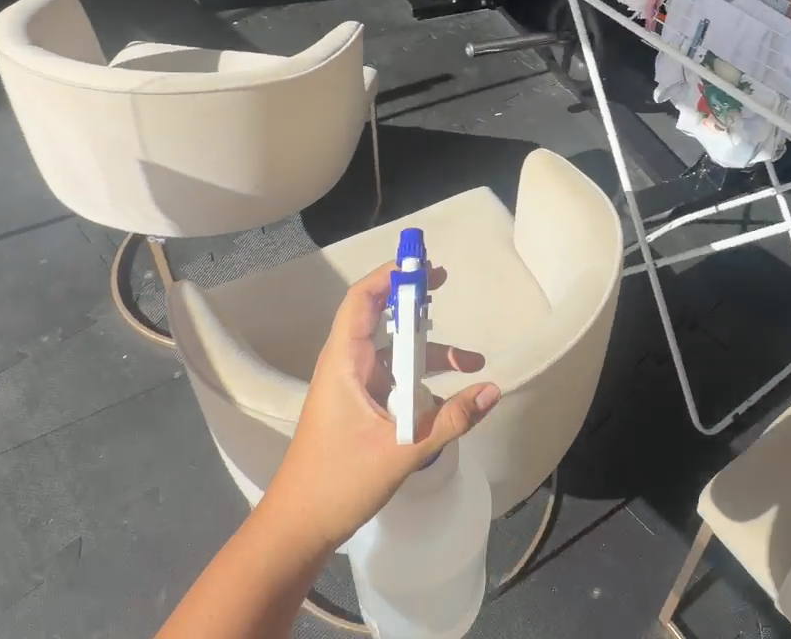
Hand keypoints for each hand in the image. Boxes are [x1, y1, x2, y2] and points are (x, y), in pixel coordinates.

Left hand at [261, 263, 499, 553]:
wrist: (298, 528)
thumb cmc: (338, 481)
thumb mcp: (402, 450)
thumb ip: (450, 419)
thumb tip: (493, 390)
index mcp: (344, 363)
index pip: (362, 300)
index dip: (391, 275)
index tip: (423, 262)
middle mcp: (347, 367)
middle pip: (381, 318)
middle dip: (414, 300)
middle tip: (444, 281)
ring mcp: (353, 389)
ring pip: (395, 354)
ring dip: (430, 352)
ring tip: (472, 364)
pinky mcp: (360, 410)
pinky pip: (395, 381)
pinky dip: (422, 379)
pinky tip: (450, 397)